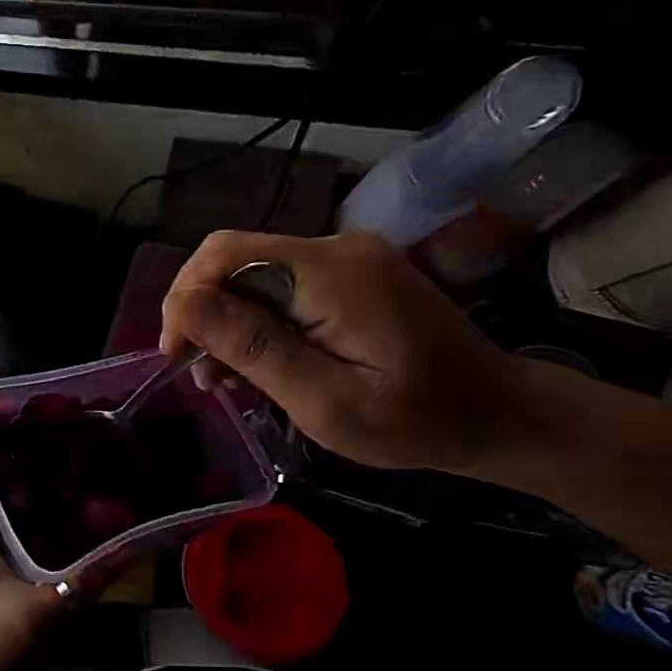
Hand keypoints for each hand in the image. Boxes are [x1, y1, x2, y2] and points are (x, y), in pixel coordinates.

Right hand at [160, 230, 528, 472]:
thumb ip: (255, 349)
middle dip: (203, 313)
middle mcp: (337, 248)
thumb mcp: (325, 402)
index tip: (175, 356)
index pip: (228, 255)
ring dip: (228, 323)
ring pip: (255, 275)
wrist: (495, 413)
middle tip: (197, 373)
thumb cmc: (414, 422)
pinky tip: (255, 364)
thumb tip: (184, 306)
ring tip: (222, 380)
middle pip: (237, 260)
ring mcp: (347, 259)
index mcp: (333, 273)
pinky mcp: (352, 276)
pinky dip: (258, 323)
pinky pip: (283, 287)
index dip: (186, 298)